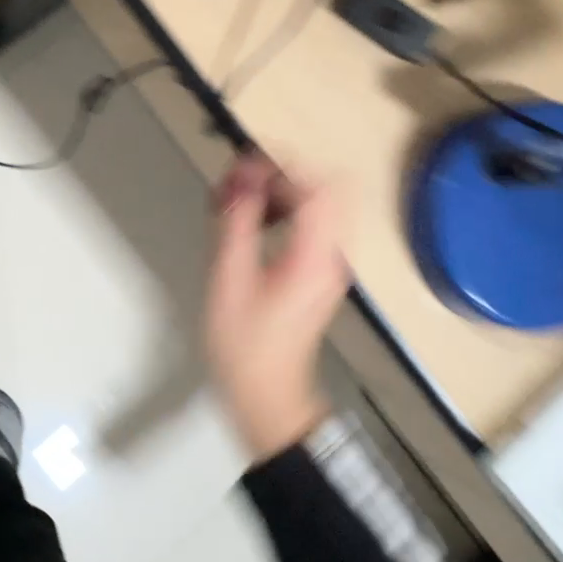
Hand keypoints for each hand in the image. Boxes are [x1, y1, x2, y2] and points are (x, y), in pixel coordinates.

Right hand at [205, 158, 349, 459]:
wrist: (267, 395)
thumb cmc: (243, 345)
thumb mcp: (229, 281)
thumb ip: (236, 225)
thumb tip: (240, 181)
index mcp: (315, 255)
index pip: (317, 186)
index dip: (280, 166)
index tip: (241, 168)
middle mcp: (333, 253)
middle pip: (327, 187)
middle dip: (282, 173)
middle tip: (239, 182)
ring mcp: (329, 262)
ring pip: (322, 202)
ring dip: (282, 190)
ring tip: (237, 199)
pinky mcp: (318, 270)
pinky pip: (312, 222)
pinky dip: (283, 210)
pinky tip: (249, 221)